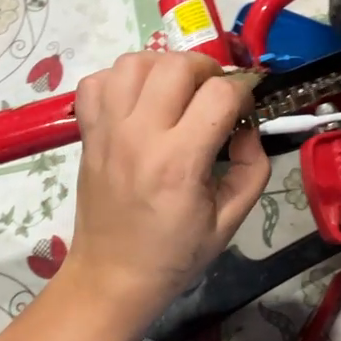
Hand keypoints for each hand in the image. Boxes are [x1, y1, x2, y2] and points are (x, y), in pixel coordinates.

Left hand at [62, 52, 270, 327]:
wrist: (111, 278)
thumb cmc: (174, 254)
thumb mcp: (230, 220)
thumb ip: (252, 166)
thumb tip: (247, 124)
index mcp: (179, 162)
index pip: (219, 94)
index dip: (243, 90)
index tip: (245, 106)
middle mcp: (140, 136)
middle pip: (176, 65)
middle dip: (206, 69)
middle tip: (212, 94)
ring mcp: (107, 130)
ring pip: (134, 62)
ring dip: (163, 66)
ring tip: (175, 90)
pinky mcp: (87, 131)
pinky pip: (97, 80)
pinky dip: (120, 79)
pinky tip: (138, 99)